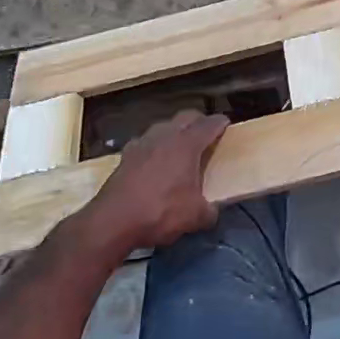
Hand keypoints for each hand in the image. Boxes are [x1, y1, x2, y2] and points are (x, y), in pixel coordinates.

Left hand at [68, 110, 229, 262]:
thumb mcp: (195, 216)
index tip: (226, 124)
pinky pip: (145, 142)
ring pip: (163, 126)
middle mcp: (165, 136)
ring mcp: (142, 143)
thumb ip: (208, 210)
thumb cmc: (161, 211)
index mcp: (187, 144)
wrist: (113, 221)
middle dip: (198, 121)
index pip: (209, 124)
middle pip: (185, 116)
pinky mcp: (125, 155)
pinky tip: (154, 161)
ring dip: (174, 131)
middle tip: (206, 132)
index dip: (220, 123)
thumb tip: (211, 211)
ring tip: (181, 146)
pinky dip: (154, 146)